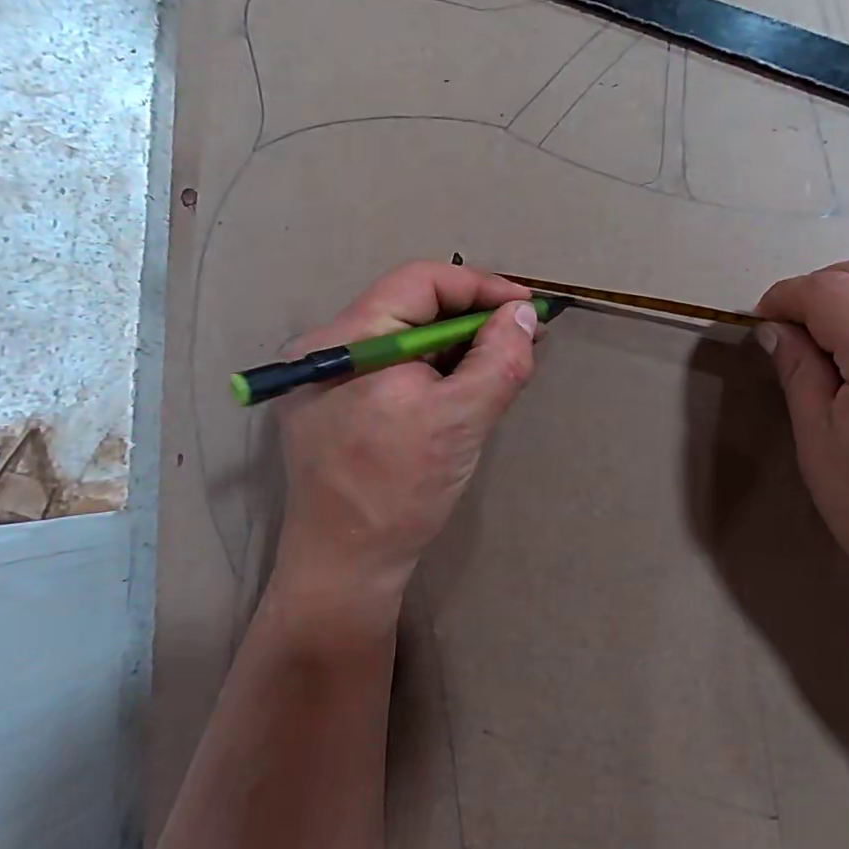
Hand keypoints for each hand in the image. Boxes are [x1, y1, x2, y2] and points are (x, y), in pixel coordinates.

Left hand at [272, 262, 539, 618]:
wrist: (344, 566)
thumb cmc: (400, 493)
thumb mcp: (461, 420)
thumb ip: (499, 359)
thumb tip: (522, 313)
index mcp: (349, 338)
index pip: (420, 281)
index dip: (479, 287)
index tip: (525, 307)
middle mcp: (326, 346)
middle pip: (409, 306)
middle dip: (468, 319)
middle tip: (516, 338)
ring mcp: (323, 375)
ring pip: (402, 337)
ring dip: (451, 347)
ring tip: (491, 369)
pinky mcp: (329, 402)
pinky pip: (388, 365)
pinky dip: (428, 370)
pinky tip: (456, 391)